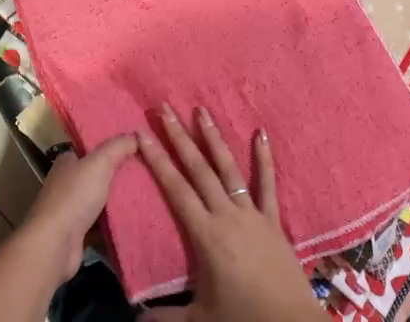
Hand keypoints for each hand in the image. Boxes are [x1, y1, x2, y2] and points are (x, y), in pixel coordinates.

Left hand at [22, 135, 138, 277]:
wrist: (55, 244)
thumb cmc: (74, 197)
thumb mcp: (98, 164)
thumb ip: (117, 147)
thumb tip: (136, 134)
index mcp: (67, 162)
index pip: (91, 149)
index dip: (110, 147)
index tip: (134, 148)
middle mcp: (67, 183)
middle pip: (97, 175)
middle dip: (119, 176)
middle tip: (146, 173)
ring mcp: (71, 209)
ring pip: (100, 201)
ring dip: (118, 202)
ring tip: (146, 196)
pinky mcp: (77, 233)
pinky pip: (101, 225)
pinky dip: (114, 224)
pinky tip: (135, 221)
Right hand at [136, 106, 321, 321]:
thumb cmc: (243, 319)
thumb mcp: (199, 320)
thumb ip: (165, 317)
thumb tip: (135, 318)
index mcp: (206, 235)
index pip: (176, 190)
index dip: (157, 161)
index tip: (142, 135)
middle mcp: (227, 216)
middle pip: (199, 170)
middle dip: (179, 138)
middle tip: (165, 108)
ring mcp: (253, 215)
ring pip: (229, 169)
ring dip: (214, 138)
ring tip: (201, 110)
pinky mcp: (274, 221)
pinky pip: (268, 186)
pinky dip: (265, 159)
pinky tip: (261, 133)